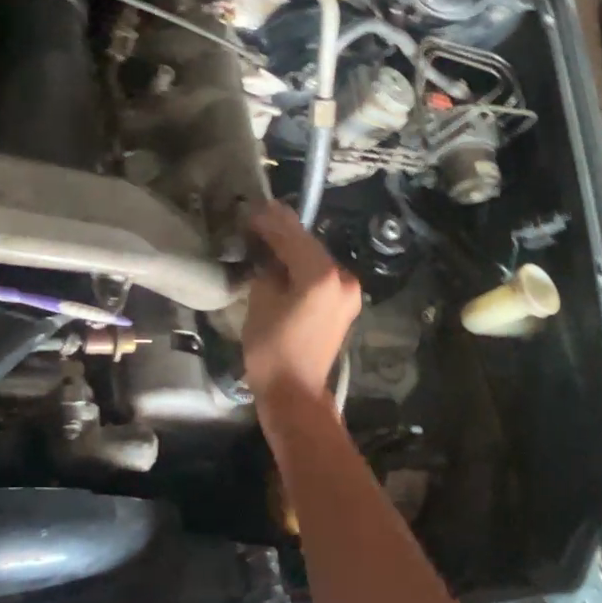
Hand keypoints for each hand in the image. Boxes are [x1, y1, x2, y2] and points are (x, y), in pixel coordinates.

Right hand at [242, 202, 361, 399]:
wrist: (295, 392)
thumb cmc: (272, 349)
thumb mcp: (261, 301)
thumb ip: (268, 269)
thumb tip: (270, 256)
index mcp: (321, 276)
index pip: (293, 237)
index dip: (270, 222)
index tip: (253, 210)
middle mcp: (342, 278)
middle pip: (309, 245)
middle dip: (284, 231)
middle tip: (259, 217)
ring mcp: (348, 293)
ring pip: (316, 259)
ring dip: (294, 248)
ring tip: (269, 236)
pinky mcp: (345, 305)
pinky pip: (322, 276)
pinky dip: (304, 266)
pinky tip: (285, 261)